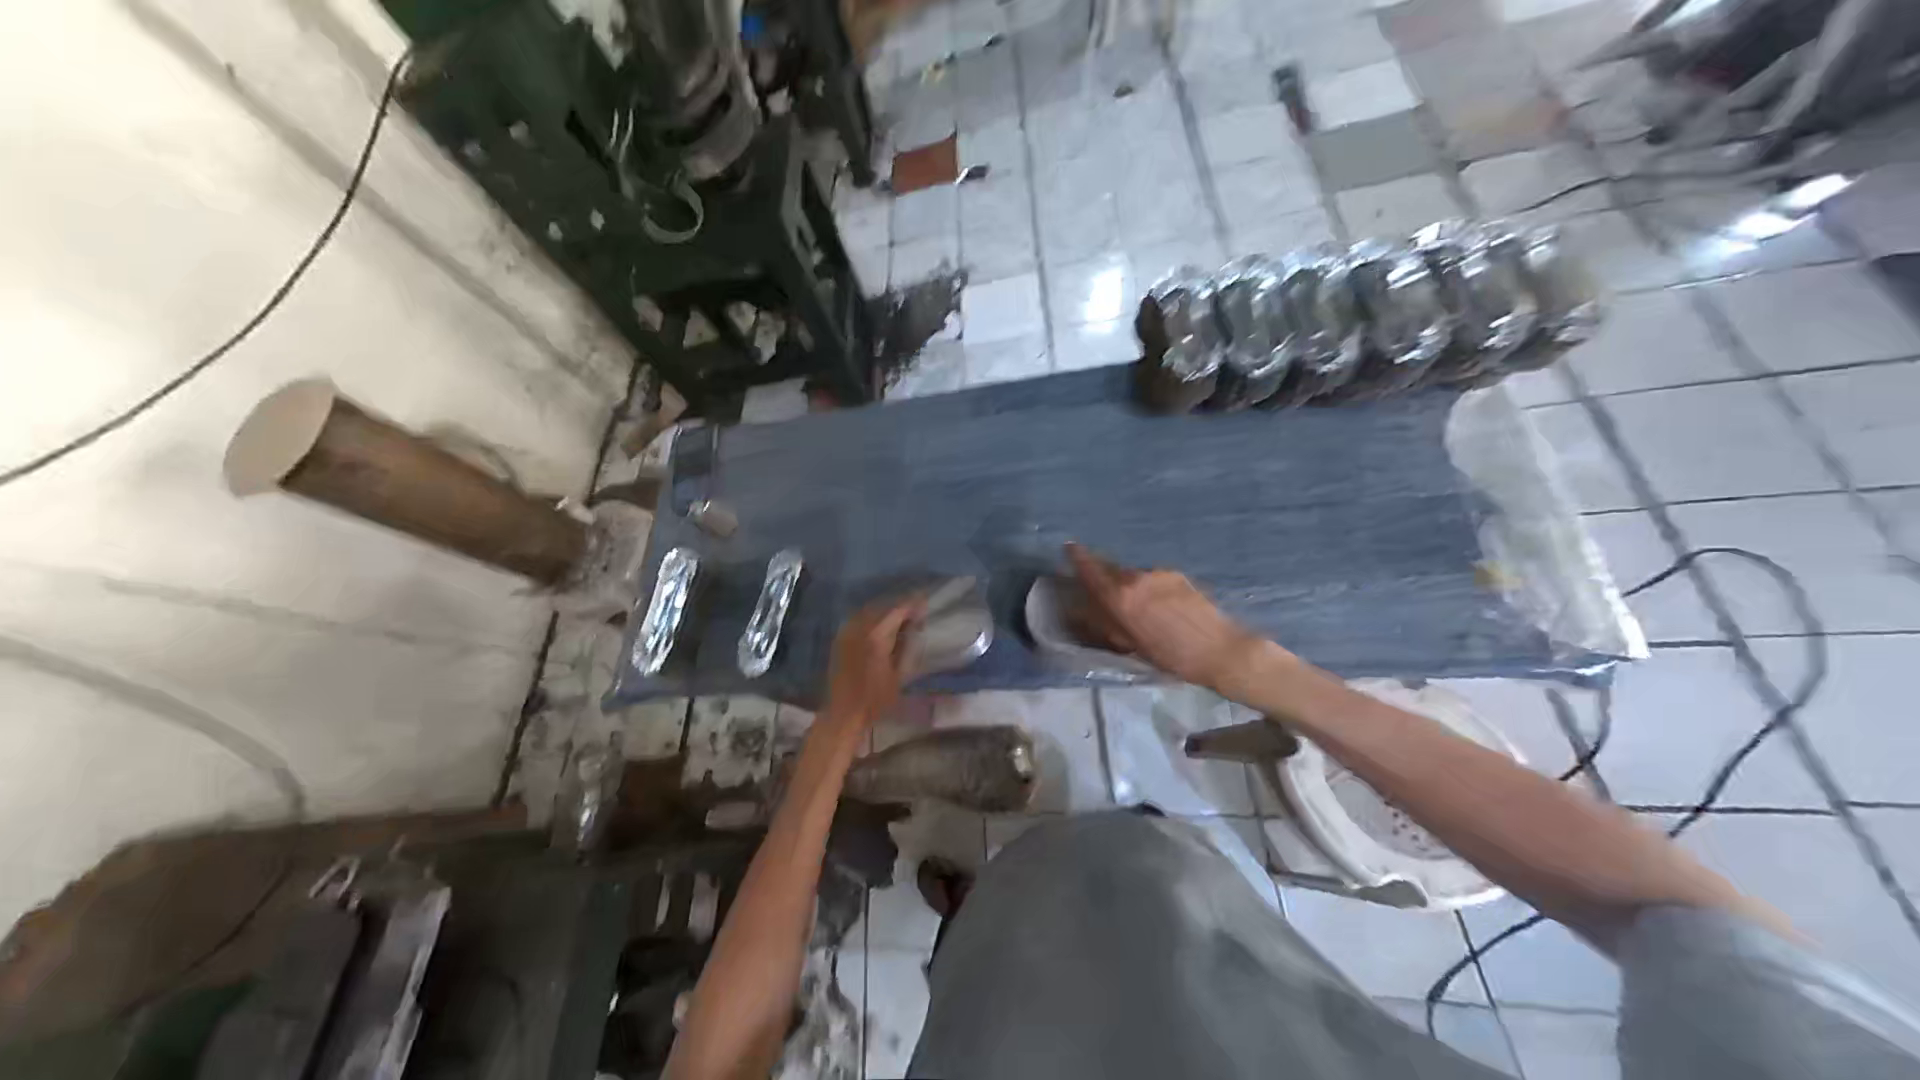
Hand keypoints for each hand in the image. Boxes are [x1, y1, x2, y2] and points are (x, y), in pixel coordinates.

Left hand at [822, 593, 926, 732]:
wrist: (844, 712)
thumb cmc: (876, 698)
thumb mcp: (900, 673)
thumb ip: (908, 645)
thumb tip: (916, 626)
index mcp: (876, 635)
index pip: (898, 609)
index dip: (913, 604)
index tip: (926, 603)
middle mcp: (860, 627)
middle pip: (883, 606)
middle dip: (901, 606)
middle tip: (916, 613)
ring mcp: (847, 631)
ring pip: (870, 610)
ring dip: (887, 611)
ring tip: (901, 619)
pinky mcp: (841, 638)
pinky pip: (859, 618)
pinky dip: (873, 617)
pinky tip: (882, 627)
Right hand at [1065, 542, 1272, 690]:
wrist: (1221, 649)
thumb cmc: (1172, 656)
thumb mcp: (1132, 645)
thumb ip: (1106, 623)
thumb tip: (1083, 610)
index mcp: (1121, 597)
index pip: (1091, 571)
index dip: (1078, 557)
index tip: (1069, 546)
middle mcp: (1137, 578)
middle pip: (1112, 572)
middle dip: (1104, 578)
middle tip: (1104, 596)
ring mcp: (1159, 574)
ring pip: (1134, 576)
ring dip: (1130, 587)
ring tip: (1139, 609)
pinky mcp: (1177, 576)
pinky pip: (1153, 579)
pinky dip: (1149, 589)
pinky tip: (1160, 608)